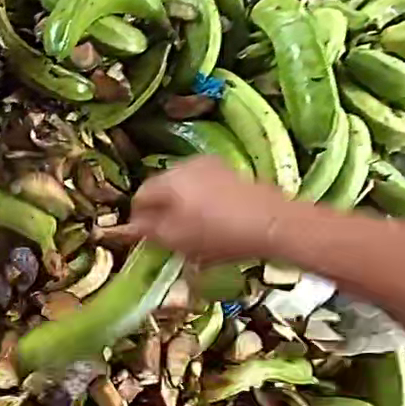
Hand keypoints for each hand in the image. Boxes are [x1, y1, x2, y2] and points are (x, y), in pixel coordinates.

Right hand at [125, 155, 309, 263]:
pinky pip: (204, 187)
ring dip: (180, 205)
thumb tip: (129, 227)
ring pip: (183, 187)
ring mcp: (211, 166)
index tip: (141, 236)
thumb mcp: (175, 239)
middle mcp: (185, 166)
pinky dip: (200, 202)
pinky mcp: (232, 173)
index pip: (139, 196)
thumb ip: (147, 231)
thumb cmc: (218, 234)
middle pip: (162, 188)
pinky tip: (210, 221)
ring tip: (188, 229)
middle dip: (159, 210)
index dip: (136, 217)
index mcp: (167, 180)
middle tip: (164, 234)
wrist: (275, 225)